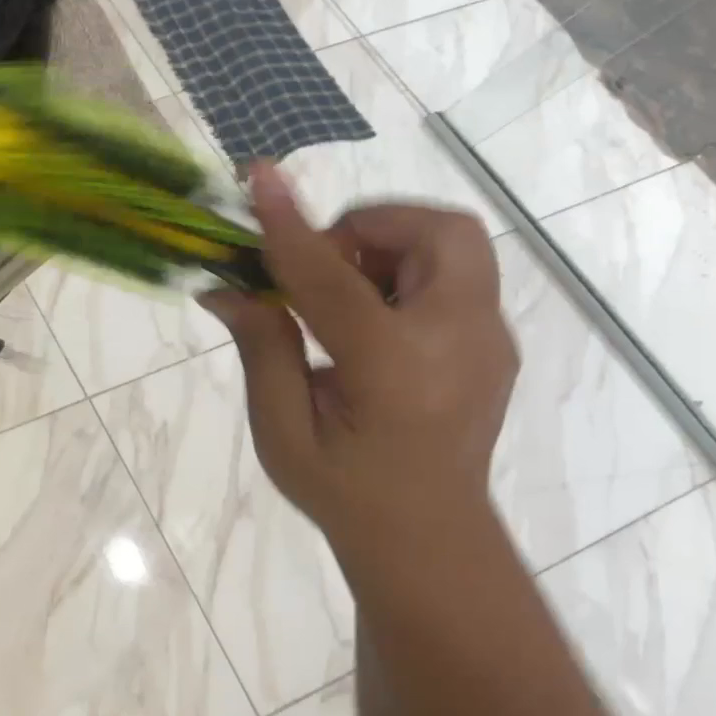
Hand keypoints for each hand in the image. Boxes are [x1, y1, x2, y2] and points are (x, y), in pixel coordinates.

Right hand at [197, 164, 518, 551]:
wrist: (429, 538)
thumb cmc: (342, 490)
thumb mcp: (281, 428)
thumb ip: (262, 347)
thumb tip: (224, 286)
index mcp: (396, 370)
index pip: (335, 278)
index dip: (290, 226)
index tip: (258, 177)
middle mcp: (460, 342)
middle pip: (439, 232)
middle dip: (368, 224)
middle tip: (315, 263)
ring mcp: (488, 339)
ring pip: (453, 244)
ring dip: (385, 244)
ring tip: (333, 292)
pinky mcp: (491, 340)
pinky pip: (453, 272)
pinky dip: (401, 268)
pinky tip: (360, 314)